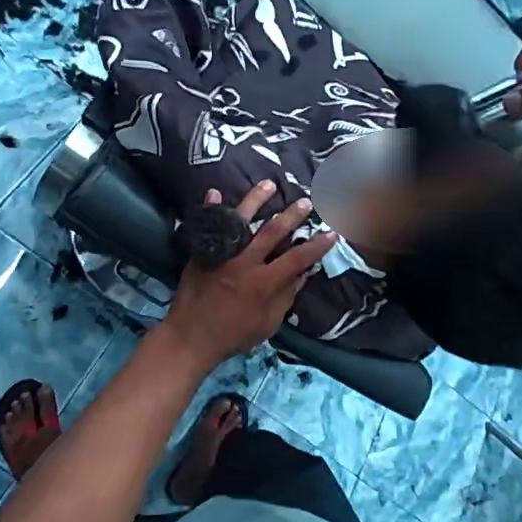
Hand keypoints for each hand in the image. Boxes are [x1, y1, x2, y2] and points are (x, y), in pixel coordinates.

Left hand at [152, 181, 335, 367]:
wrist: (189, 338)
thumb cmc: (233, 335)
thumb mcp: (268, 323)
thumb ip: (286, 297)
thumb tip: (303, 274)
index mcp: (264, 283)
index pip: (297, 259)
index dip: (316, 246)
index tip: (331, 233)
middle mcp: (244, 264)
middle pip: (271, 232)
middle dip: (291, 215)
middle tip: (306, 202)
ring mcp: (222, 255)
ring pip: (240, 221)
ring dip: (255, 200)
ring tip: (268, 183)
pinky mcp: (202, 254)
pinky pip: (207, 227)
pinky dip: (211, 209)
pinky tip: (214, 192)